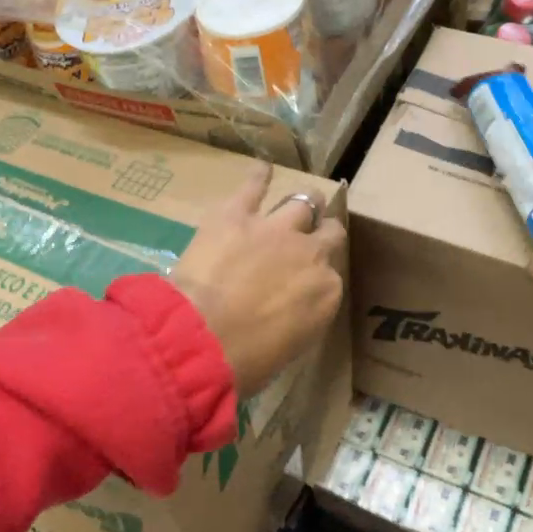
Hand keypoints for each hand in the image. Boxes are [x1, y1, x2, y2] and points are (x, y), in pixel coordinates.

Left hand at [172, 163, 346, 398]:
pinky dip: (258, 177)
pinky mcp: (237, 214)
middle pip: (328, 232)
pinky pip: (254, 186)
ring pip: (302, 203)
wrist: (203, 338)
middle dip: (322, 233)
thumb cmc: (246, 361)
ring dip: (302, 204)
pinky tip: (262, 170)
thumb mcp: (286, 349)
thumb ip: (296, 321)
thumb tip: (285, 315)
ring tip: (298, 203)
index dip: (316, 276)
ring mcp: (276, 228)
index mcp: (326, 292)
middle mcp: (310, 253)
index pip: (330, 276)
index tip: (304, 283)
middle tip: (311, 237)